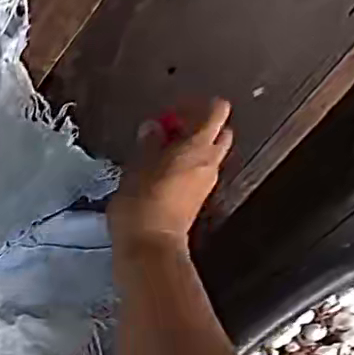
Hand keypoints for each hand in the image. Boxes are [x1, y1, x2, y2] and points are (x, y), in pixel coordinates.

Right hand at [109, 98, 234, 251]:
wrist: (149, 248)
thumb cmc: (142, 206)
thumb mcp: (136, 169)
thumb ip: (148, 144)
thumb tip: (152, 129)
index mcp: (199, 145)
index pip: (214, 110)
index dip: (194, 107)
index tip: (171, 114)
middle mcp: (209, 162)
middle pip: (217, 133)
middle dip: (197, 129)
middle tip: (169, 135)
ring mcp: (205, 185)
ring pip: (207, 157)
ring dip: (190, 153)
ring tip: (160, 159)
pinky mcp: (195, 204)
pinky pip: (196, 178)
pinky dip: (184, 173)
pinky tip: (160, 181)